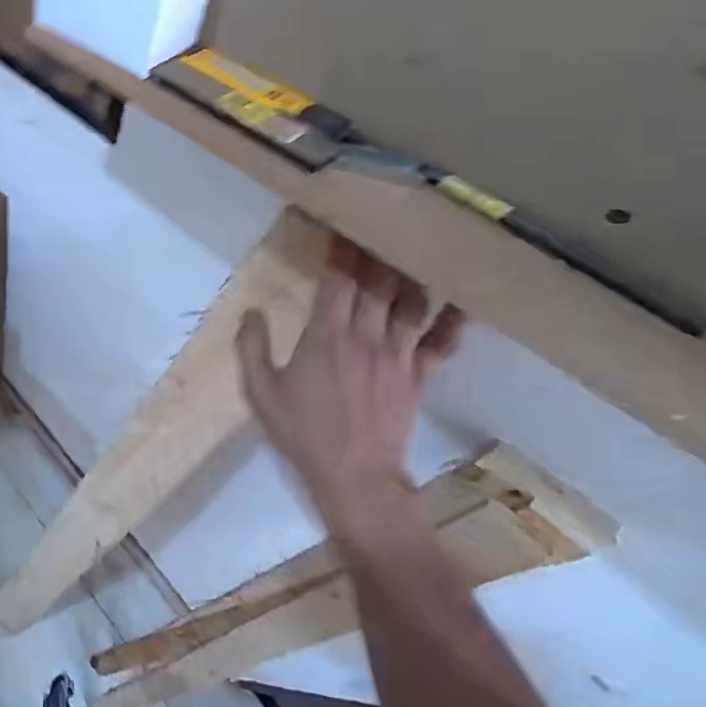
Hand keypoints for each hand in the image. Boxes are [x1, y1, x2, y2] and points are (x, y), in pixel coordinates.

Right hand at [235, 236, 463, 525]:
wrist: (354, 475)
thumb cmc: (302, 432)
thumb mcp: (261, 392)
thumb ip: (252, 348)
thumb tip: (250, 313)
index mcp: (326, 336)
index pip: (338, 281)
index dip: (340, 253)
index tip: (339, 231)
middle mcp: (366, 336)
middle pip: (377, 284)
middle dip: (375, 255)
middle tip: (375, 233)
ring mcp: (399, 356)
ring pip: (411, 304)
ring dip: (409, 278)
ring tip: (408, 258)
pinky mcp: (419, 377)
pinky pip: (442, 343)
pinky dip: (451, 322)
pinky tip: (455, 304)